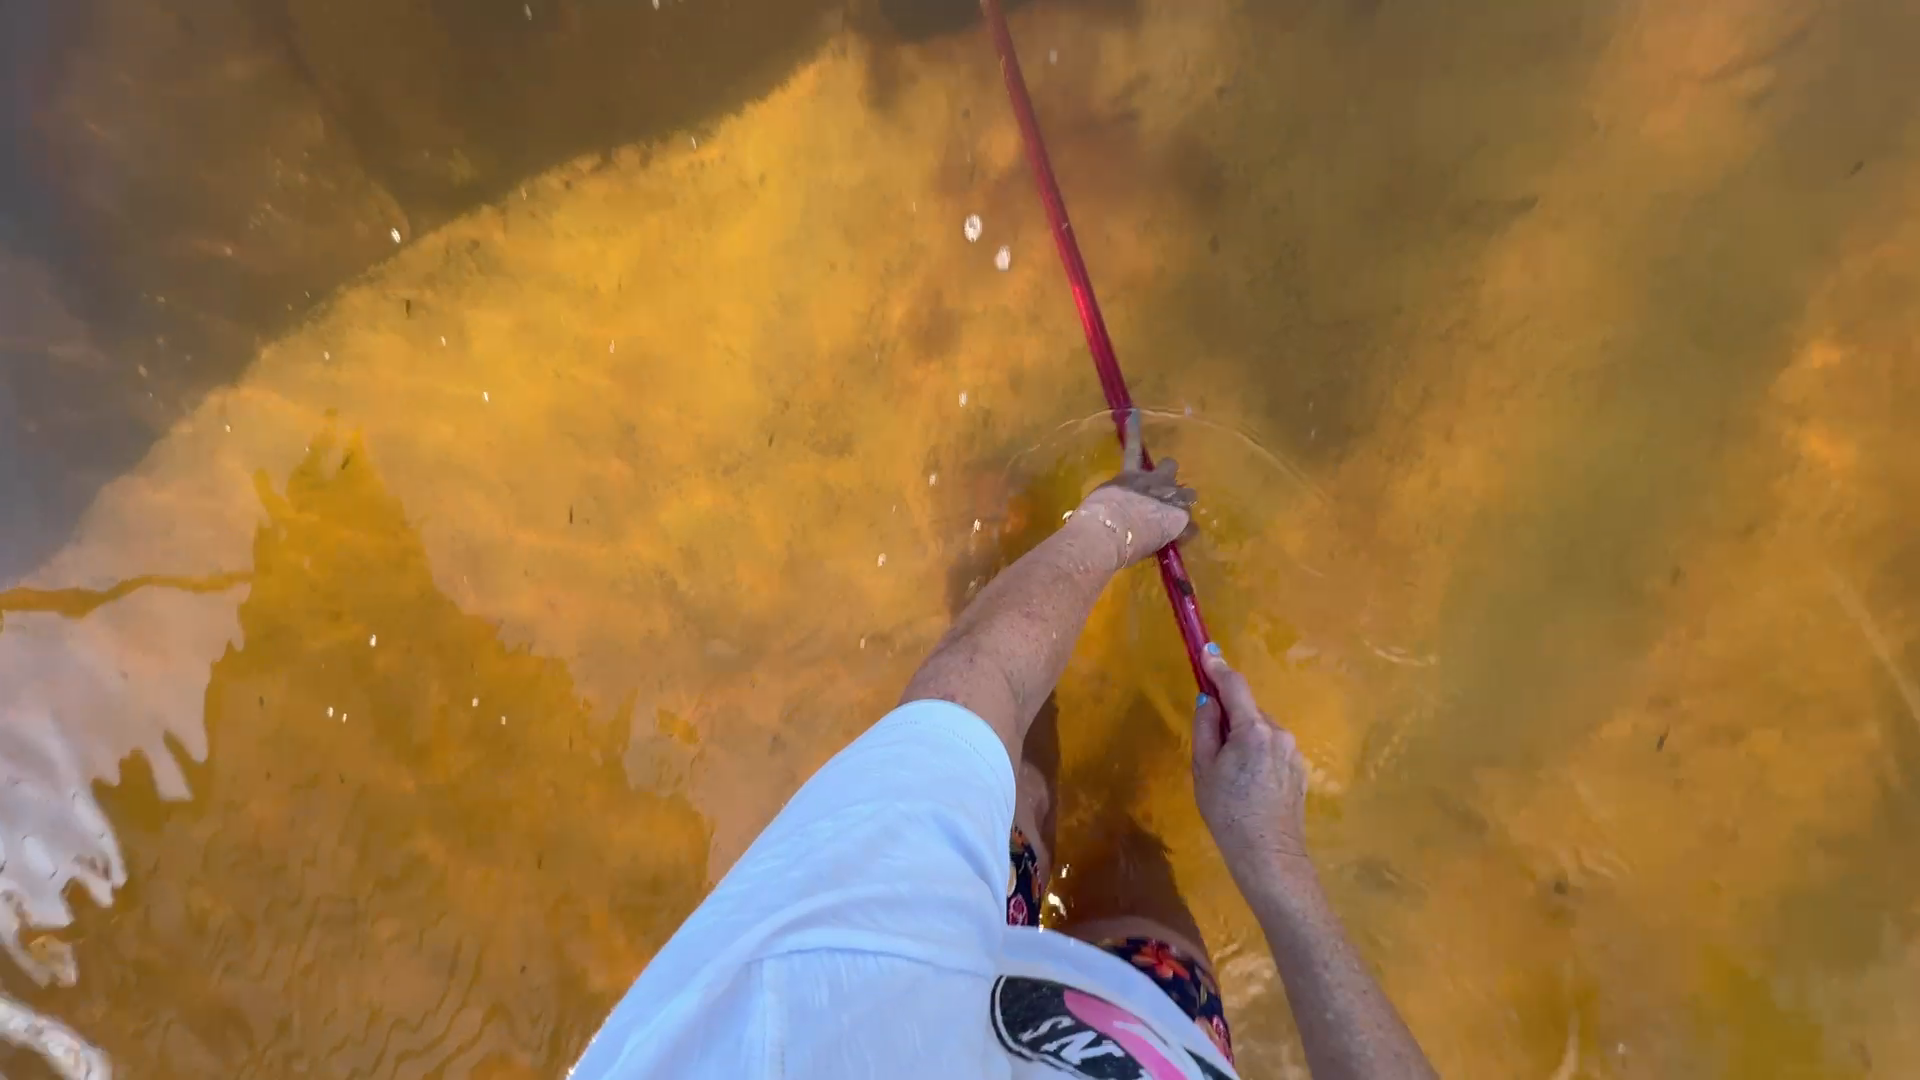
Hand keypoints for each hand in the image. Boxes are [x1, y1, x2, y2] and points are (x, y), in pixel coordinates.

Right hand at [1074, 411, 1196, 568]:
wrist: (1108, 531)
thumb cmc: (1095, 517)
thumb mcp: (1100, 501)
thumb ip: (1110, 499)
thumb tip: (1108, 507)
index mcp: (1129, 476)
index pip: (1132, 446)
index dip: (1134, 431)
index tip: (1134, 415)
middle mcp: (1153, 481)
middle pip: (1170, 466)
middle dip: (1168, 475)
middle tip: (1163, 490)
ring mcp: (1169, 499)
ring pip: (1190, 493)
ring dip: (1183, 502)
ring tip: (1176, 516)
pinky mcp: (1180, 520)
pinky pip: (1192, 527)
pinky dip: (1186, 533)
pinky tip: (1180, 540)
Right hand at [1192, 648, 1314, 891]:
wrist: (1268, 856)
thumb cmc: (1227, 811)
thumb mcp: (1203, 767)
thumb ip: (1205, 727)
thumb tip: (1209, 700)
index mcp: (1253, 729)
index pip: (1234, 686)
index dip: (1218, 667)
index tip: (1206, 651)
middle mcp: (1279, 733)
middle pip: (1247, 710)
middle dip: (1228, 717)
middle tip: (1210, 747)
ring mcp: (1293, 751)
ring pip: (1259, 730)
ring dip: (1243, 738)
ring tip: (1229, 774)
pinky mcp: (1300, 769)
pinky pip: (1271, 748)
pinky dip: (1256, 753)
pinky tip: (1248, 784)